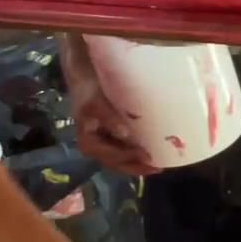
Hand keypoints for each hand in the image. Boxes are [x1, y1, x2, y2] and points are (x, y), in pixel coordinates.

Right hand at [60, 34, 160, 176]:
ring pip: (120, 158)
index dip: (130, 159)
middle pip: (117, 163)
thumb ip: (109, 119)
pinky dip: (133, 150)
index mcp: (89, 142)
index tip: (148, 158)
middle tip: (158, 167)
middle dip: (136, 166)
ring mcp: (100, 141)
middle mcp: (94, 146)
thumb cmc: (88, 88)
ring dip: (136, 161)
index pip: (112, 157)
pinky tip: (146, 148)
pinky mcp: (107, 133)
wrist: (82, 74)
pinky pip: (122, 147)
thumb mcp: (95, 103)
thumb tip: (126, 135)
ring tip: (156, 162)